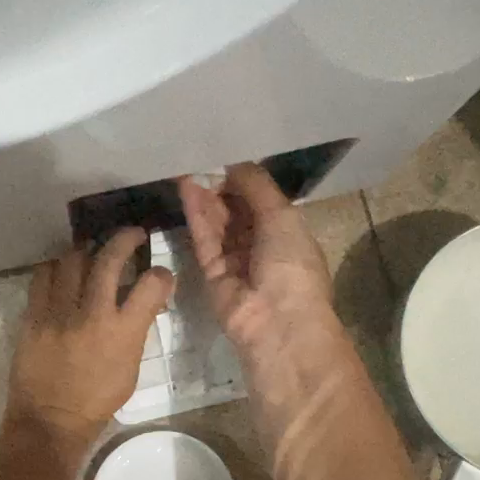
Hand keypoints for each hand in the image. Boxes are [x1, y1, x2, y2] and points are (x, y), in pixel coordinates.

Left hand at [5, 227, 173, 443]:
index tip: (159, 273)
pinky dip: (56, 267)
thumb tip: (141, 305)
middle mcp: (93, 314)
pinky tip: (62, 271)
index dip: (161, 273)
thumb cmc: (96, 401)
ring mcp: (59, 312)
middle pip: (110, 258)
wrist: (50, 420)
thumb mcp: (131, 370)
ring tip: (92, 251)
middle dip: (125, 238)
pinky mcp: (33, 315)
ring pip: (73, 259)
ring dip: (87, 250)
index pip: (152, 284)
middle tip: (131, 234)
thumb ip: (136, 332)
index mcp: (124, 332)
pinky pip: (43, 275)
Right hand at [177, 164, 337, 355]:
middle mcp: (262, 246)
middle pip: (237, 212)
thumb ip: (257, 186)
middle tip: (200, 157)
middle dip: (221, 187)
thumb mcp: (282, 215)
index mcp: (289, 233)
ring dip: (205, 197)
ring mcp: (236, 261)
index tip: (225, 156)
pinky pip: (204, 240)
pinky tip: (186, 188)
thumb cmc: (292, 264)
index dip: (245, 181)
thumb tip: (234, 163)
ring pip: (218, 224)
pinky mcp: (212, 274)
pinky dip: (196, 215)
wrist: (278, 323)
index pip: (262, 201)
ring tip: (187, 166)